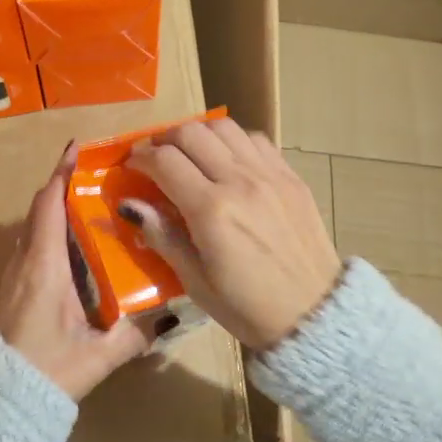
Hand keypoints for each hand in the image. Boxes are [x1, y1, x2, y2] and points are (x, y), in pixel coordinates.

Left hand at [0, 144, 157, 399]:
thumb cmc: (45, 371)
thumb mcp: (98, 354)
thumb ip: (136, 334)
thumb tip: (172, 316)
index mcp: (43, 266)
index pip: (48, 205)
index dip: (62, 173)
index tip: (78, 147)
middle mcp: (23, 262)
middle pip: (41, 210)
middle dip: (65, 187)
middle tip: (101, 175)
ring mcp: (12, 275)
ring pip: (34, 229)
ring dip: (57, 211)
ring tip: (93, 205)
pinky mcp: (10, 290)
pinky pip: (31, 247)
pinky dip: (50, 233)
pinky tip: (76, 247)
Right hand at [124, 118, 341, 351]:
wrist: (312, 315)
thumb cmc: (245, 307)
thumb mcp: (194, 280)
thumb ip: (161, 235)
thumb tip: (129, 205)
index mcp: (211, 210)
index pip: (164, 161)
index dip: (140, 158)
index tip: (131, 167)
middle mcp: (239, 181)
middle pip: (191, 133)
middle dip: (164, 140)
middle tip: (155, 158)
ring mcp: (269, 174)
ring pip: (224, 126)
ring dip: (198, 134)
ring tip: (190, 153)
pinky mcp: (290, 176)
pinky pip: (255, 140)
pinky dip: (232, 141)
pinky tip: (226, 160)